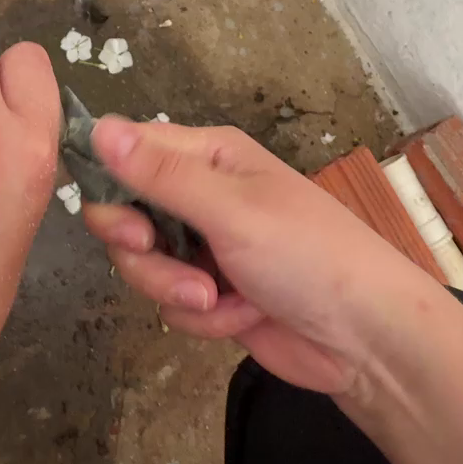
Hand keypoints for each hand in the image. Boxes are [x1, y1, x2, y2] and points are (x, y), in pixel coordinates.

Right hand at [82, 119, 440, 394]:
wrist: (364, 338)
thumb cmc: (304, 252)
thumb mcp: (229, 209)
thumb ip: (160, 174)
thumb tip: (97, 125)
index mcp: (207, 156)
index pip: (131, 152)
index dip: (112, 185)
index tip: (121, 221)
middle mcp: (199, 194)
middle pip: (126, 214)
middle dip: (141, 247)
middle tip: (155, 251)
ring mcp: (204, 246)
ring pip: (143, 263)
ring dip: (173, 287)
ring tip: (216, 298)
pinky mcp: (210, 293)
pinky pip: (170, 302)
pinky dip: (200, 316)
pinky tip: (240, 317)